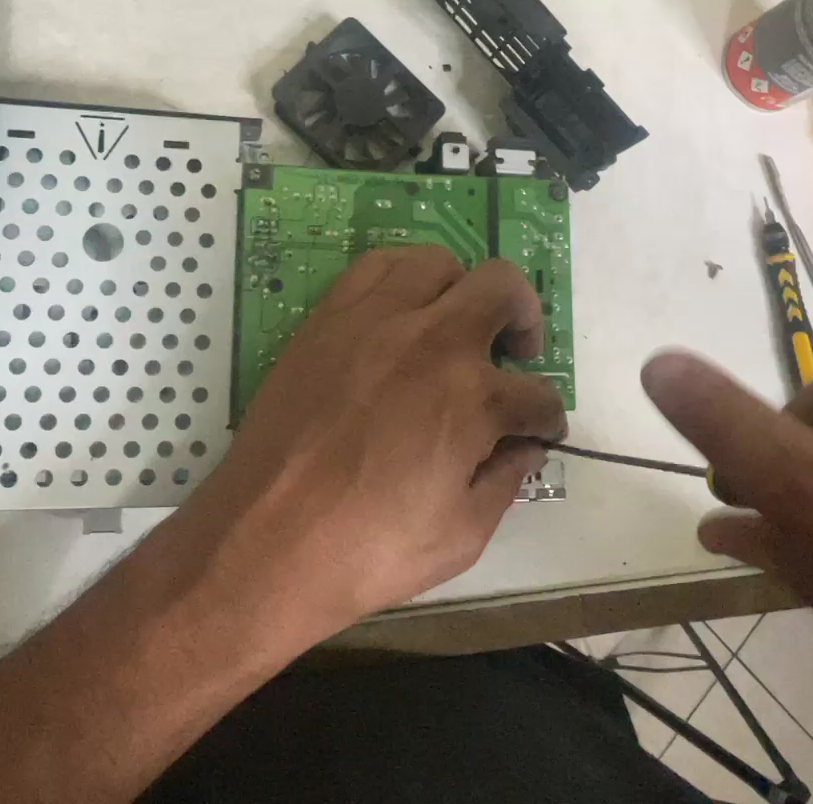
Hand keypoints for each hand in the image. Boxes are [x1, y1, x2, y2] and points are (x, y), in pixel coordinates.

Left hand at [188, 246, 565, 631]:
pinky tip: (401, 311)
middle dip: (525, 320)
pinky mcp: (327, 319)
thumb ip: (505, 481)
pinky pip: (374, 267)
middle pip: (502, 290)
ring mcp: (374, 321)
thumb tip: (524, 448)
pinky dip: (402, 278)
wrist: (267, 537)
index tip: (537, 431)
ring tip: (454, 325)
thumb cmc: (368, 549)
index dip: (545, 417)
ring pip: (437, 263)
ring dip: (462, 288)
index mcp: (473, 399)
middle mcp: (431, 342)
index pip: (536, 394)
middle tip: (514, 354)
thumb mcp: (462, 535)